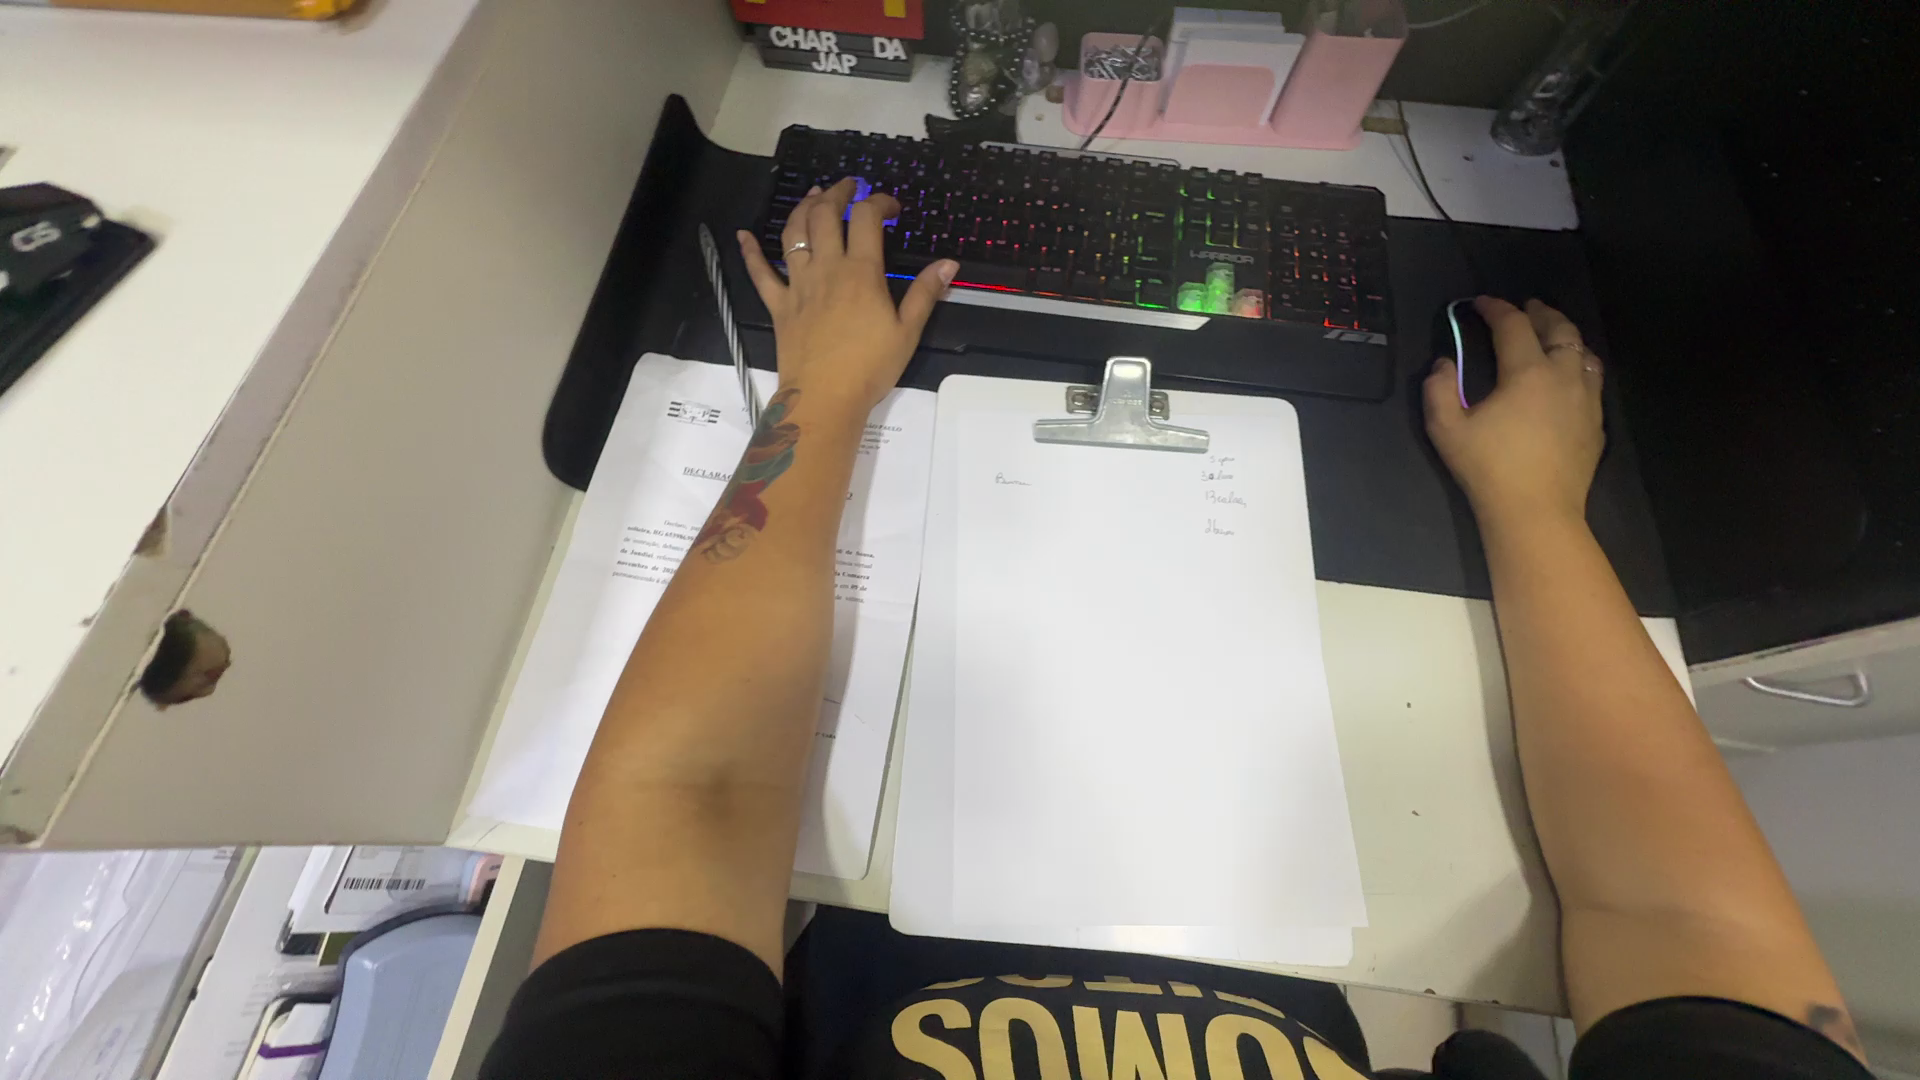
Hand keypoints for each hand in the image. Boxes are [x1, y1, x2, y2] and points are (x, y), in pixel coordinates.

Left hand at [737, 178, 957, 415]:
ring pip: (794, 233)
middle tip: (848, 187)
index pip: (867, 219)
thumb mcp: (907, 332)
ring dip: (803, 208)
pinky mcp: (779, 305)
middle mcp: (827, 269)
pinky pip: (760, 273)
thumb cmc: (870, 368)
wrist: (825, 398)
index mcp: (861, 273)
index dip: (879, 202)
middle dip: (838, 193)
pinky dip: (751, 252)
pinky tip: (744, 235)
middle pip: (826, 215)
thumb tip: (948, 264)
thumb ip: (924, 294)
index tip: (891, 207)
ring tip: (813, 197)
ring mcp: (799, 285)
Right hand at [1423, 297, 1604, 525]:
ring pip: (1582, 351)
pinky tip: (1567, 372)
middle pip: (1558, 329)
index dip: (1496, 309)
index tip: (1479, 303)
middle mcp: (1563, 375)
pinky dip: (1577, 361)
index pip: (1513, 327)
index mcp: (1526, 372)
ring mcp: (1586, 397)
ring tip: (1550, 333)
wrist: (1535, 508)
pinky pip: (1592, 376)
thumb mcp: (1446, 429)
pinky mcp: (1595, 419)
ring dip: (1564, 334)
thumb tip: (1443, 364)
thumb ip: (1439, 390)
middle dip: (1539, 312)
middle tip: (1523, 306)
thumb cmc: (1486, 466)